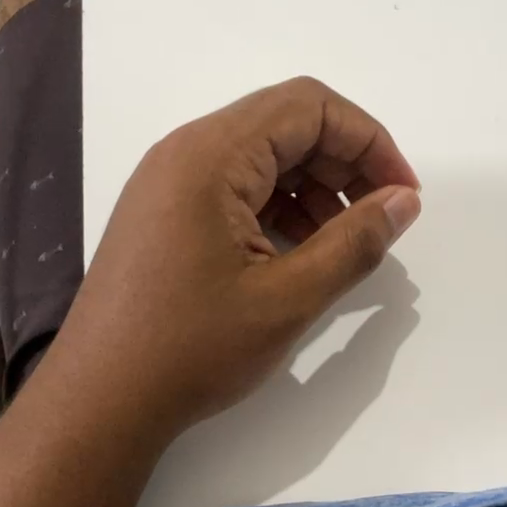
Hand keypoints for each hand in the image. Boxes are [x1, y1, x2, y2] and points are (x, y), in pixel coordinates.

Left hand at [37, 76, 422, 443]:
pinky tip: (298, 255)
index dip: (369, 141)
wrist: (101, 400)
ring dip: (313, 190)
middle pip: (284, 126)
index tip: (403, 195)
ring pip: (260, 161)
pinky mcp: (164, 219)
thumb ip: (354, 243)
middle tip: (381, 220)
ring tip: (344, 244)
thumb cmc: (191, 349)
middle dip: (344, 164)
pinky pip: (234, 192)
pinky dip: (277, 210)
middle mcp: (184, 154)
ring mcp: (168, 186)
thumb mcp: (287, 299)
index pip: (308, 106)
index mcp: (211, 156)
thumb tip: (404, 201)